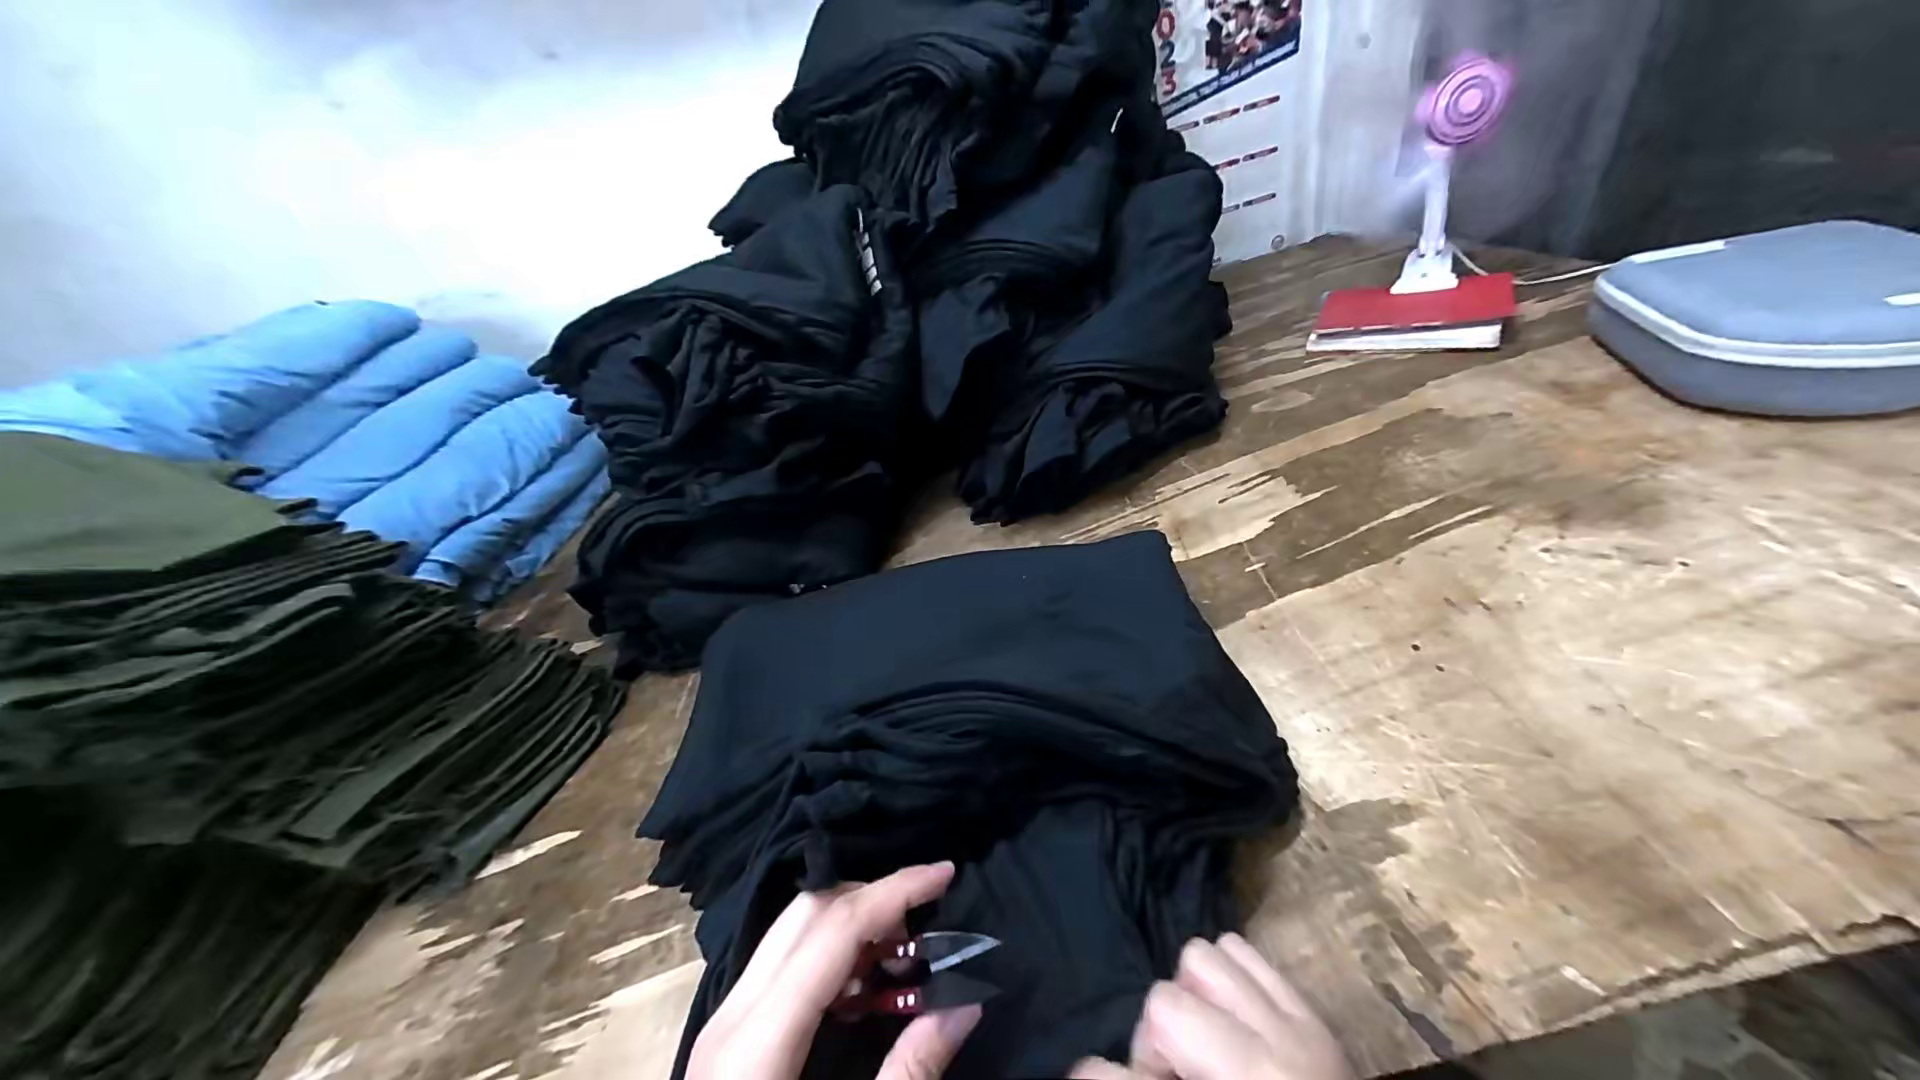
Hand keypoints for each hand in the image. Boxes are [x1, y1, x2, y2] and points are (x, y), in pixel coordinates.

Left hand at [687, 861, 982, 1079]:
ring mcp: (725, 1018)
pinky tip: (864, 984)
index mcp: (758, 1039)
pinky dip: (832, 952)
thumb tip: (967, 1001)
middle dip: (875, 897)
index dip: (894, 891)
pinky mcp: (730, 1031)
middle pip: (811, 911)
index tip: (945, 872)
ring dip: (854, 922)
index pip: (834, 927)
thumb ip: (910, 1071)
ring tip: (904, 949)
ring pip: (795, 927)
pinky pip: (785, 959)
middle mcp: (734, 1011)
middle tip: (928, 916)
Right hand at [1070, 934, 1355, 1079]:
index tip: (1092, 1072)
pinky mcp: (1313, 1017)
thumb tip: (1085, 1068)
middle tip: (1172, 1074)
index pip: (1132, 1071)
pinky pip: (1246, 953)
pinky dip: (1228, 976)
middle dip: (1155, 1039)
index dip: (1097, 1072)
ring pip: (1204, 957)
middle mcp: (1265, 1065)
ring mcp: (1297, 1033)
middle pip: (1164, 1001)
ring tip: (1205, 1041)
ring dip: (1192, 996)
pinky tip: (1233, 1017)